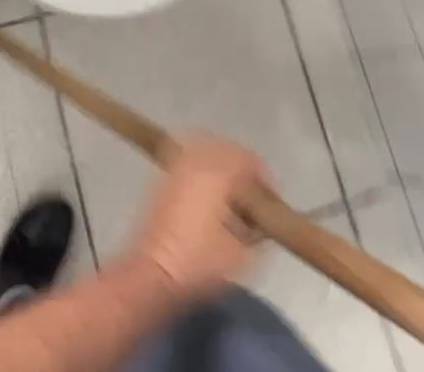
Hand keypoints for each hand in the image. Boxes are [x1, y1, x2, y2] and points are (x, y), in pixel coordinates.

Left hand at [127, 136, 270, 302]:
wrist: (151, 275)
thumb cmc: (198, 265)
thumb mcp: (242, 256)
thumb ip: (258, 232)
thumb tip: (259, 223)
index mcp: (216, 175)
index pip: (248, 159)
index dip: (264, 177)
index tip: (272, 200)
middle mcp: (194, 163)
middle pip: (225, 147)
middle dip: (243, 166)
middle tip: (253, 192)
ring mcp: (174, 170)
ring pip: (204, 149)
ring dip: (221, 164)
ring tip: (232, 191)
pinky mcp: (161, 182)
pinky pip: (187, 161)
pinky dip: (202, 169)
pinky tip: (209, 195)